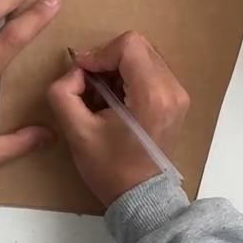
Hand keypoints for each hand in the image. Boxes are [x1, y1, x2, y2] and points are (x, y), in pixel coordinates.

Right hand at [45, 32, 189, 206]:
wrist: (140, 197)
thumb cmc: (110, 169)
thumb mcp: (76, 132)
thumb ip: (64, 94)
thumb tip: (75, 73)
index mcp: (152, 95)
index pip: (128, 45)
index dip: (99, 54)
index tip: (83, 75)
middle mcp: (172, 89)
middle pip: (138, 47)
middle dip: (108, 60)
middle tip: (90, 86)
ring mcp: (179, 95)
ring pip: (145, 57)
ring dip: (118, 69)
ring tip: (102, 96)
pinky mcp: (176, 101)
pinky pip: (151, 71)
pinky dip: (130, 78)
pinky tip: (116, 101)